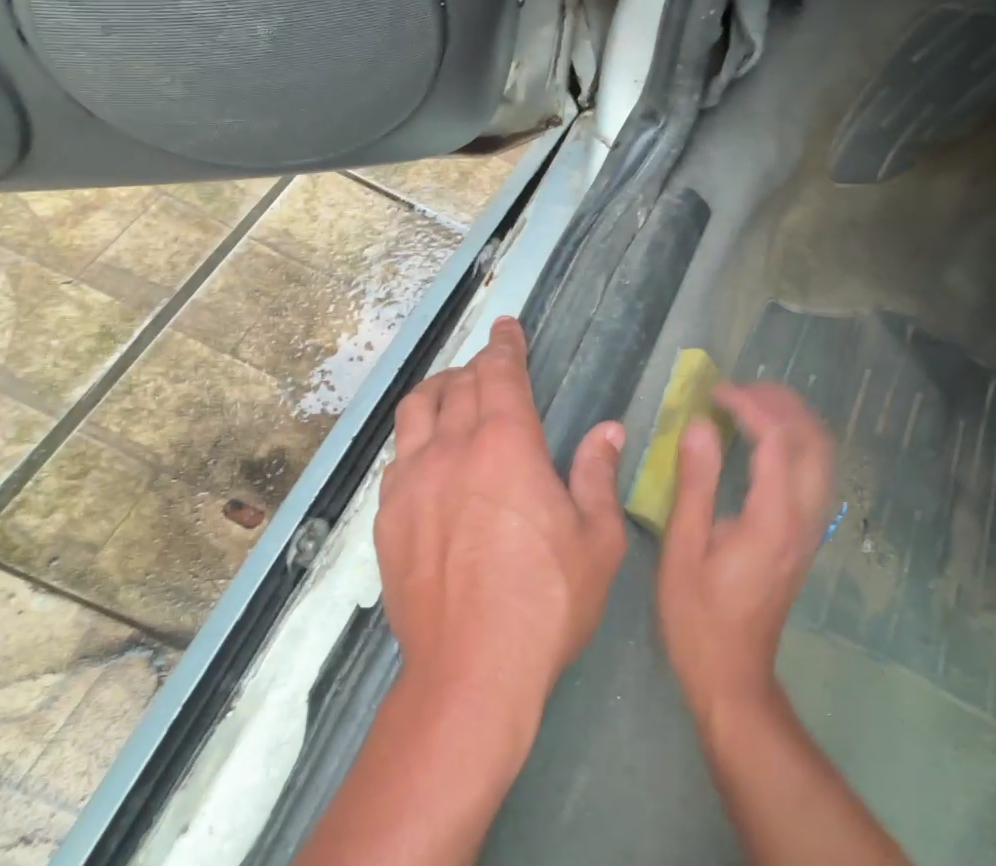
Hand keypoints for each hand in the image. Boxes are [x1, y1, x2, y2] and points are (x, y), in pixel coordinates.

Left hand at [375, 316, 627, 710]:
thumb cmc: (549, 600)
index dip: (505, 345)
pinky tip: (428, 458)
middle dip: (475, 367)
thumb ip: (597, 476)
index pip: (501, 375)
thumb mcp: (597, 539)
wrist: (472, 669)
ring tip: (452, 395)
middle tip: (490, 366)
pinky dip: (416, 441)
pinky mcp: (387, 520)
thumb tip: (607, 431)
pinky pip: (397, 459)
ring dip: (437, 393)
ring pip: (414, 414)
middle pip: (455, 386)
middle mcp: (451, 451)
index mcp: (506, 446)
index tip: (507, 326)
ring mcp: (410, 485)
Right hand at [657, 382, 836, 718]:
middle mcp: (804, 516)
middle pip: (812, 439)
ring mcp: (812, 527)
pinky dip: (798, 443)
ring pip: (822, 454)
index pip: (776, 439)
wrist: (733, 673)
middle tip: (736, 391)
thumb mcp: (683, 549)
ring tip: (751, 406)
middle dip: (780, 403)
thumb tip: (697, 426)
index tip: (715, 392)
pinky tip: (766, 442)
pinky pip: (817, 472)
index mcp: (773, 518)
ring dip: (794, 420)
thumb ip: (695, 483)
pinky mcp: (808, 536)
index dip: (749, 405)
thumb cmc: (698, 617)